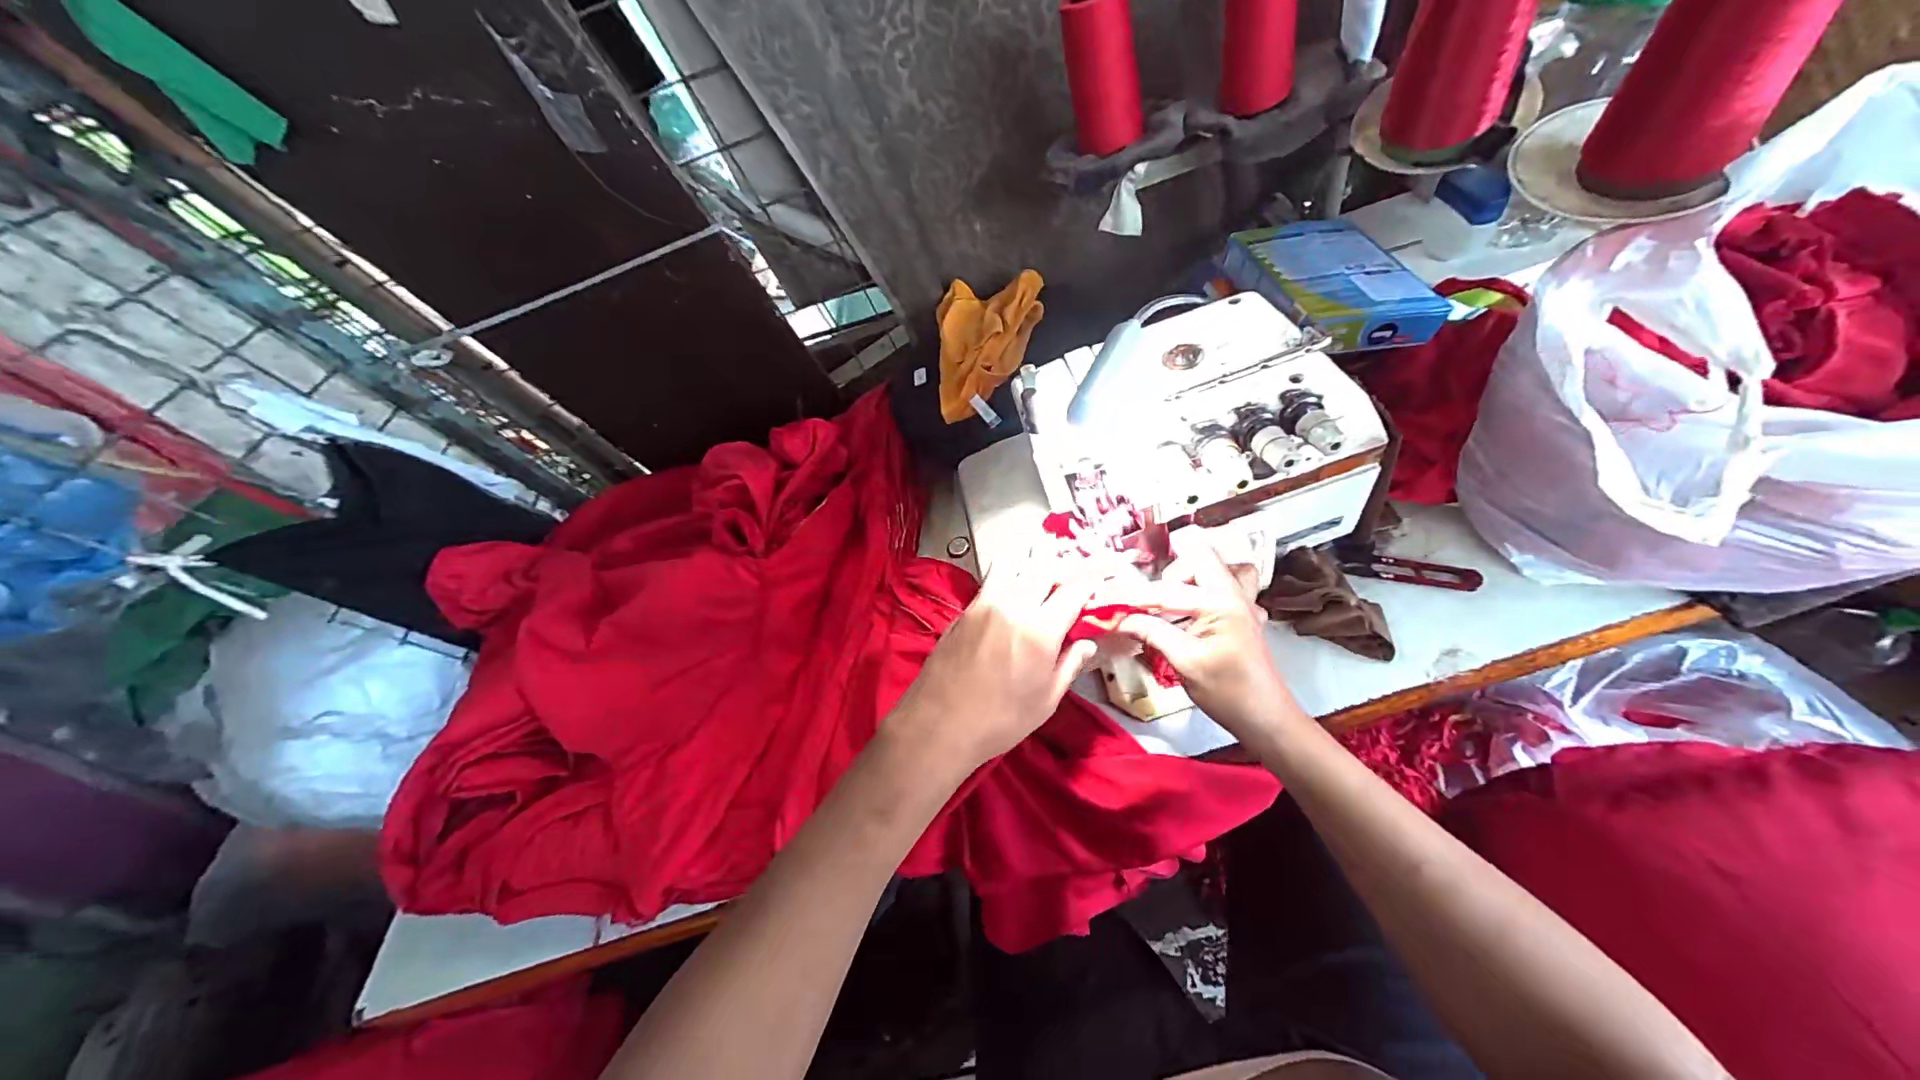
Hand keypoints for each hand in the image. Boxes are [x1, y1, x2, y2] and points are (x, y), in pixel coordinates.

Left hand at [884, 556, 1098, 776]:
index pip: (1072, 591)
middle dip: (1062, 570)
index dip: (1089, 581)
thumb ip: (1069, 665)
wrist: (939, 724)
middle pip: (1043, 571)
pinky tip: (1012, 586)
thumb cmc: (1000, 721)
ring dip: (1033, 567)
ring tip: (1042, 576)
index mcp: (1040, 630)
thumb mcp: (1046, 700)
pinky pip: (991, 581)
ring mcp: (984, 605)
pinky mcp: (964, 611)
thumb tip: (1086, 643)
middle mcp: (1012, 607)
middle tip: (1072, 578)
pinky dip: (1007, 576)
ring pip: (1013, 568)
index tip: (1099, 576)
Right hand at [1115, 529, 1299, 740]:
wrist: (1267, 719)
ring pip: (1214, 569)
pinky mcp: (1242, 617)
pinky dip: (1202, 592)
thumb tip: (1120, 618)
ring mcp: (1243, 604)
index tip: (1109, 601)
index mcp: (1222, 602)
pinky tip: (1188, 614)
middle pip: (1199, 557)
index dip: (1134, 596)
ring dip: (1187, 579)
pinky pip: (1222, 588)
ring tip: (1167, 602)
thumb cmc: (1230, 694)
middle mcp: (1235, 594)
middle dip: (1168, 573)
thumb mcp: (1185, 663)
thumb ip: (1152, 633)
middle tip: (1146, 598)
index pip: (1168, 590)